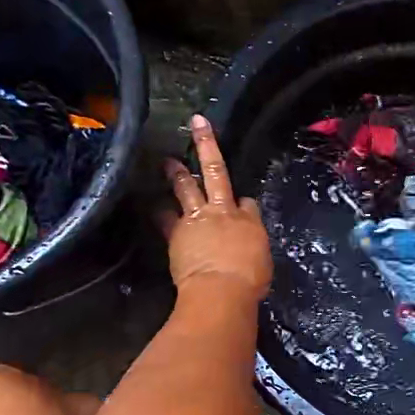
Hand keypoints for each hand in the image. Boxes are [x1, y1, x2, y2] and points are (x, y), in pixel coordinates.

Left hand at [160, 115, 271, 297]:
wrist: (220, 290)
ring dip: (177, 173)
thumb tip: (247, 247)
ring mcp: (197, 219)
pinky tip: (152, 205)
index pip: (247, 203)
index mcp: (250, 222)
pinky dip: (159, 210)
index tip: (241, 205)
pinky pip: (165, 217)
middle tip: (198, 124)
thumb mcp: (262, 263)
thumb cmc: (249, 283)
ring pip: (186, 188)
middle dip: (207, 146)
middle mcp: (223, 212)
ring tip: (167, 161)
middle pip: (216, 172)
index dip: (244, 204)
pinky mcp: (176, 233)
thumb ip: (253, 249)